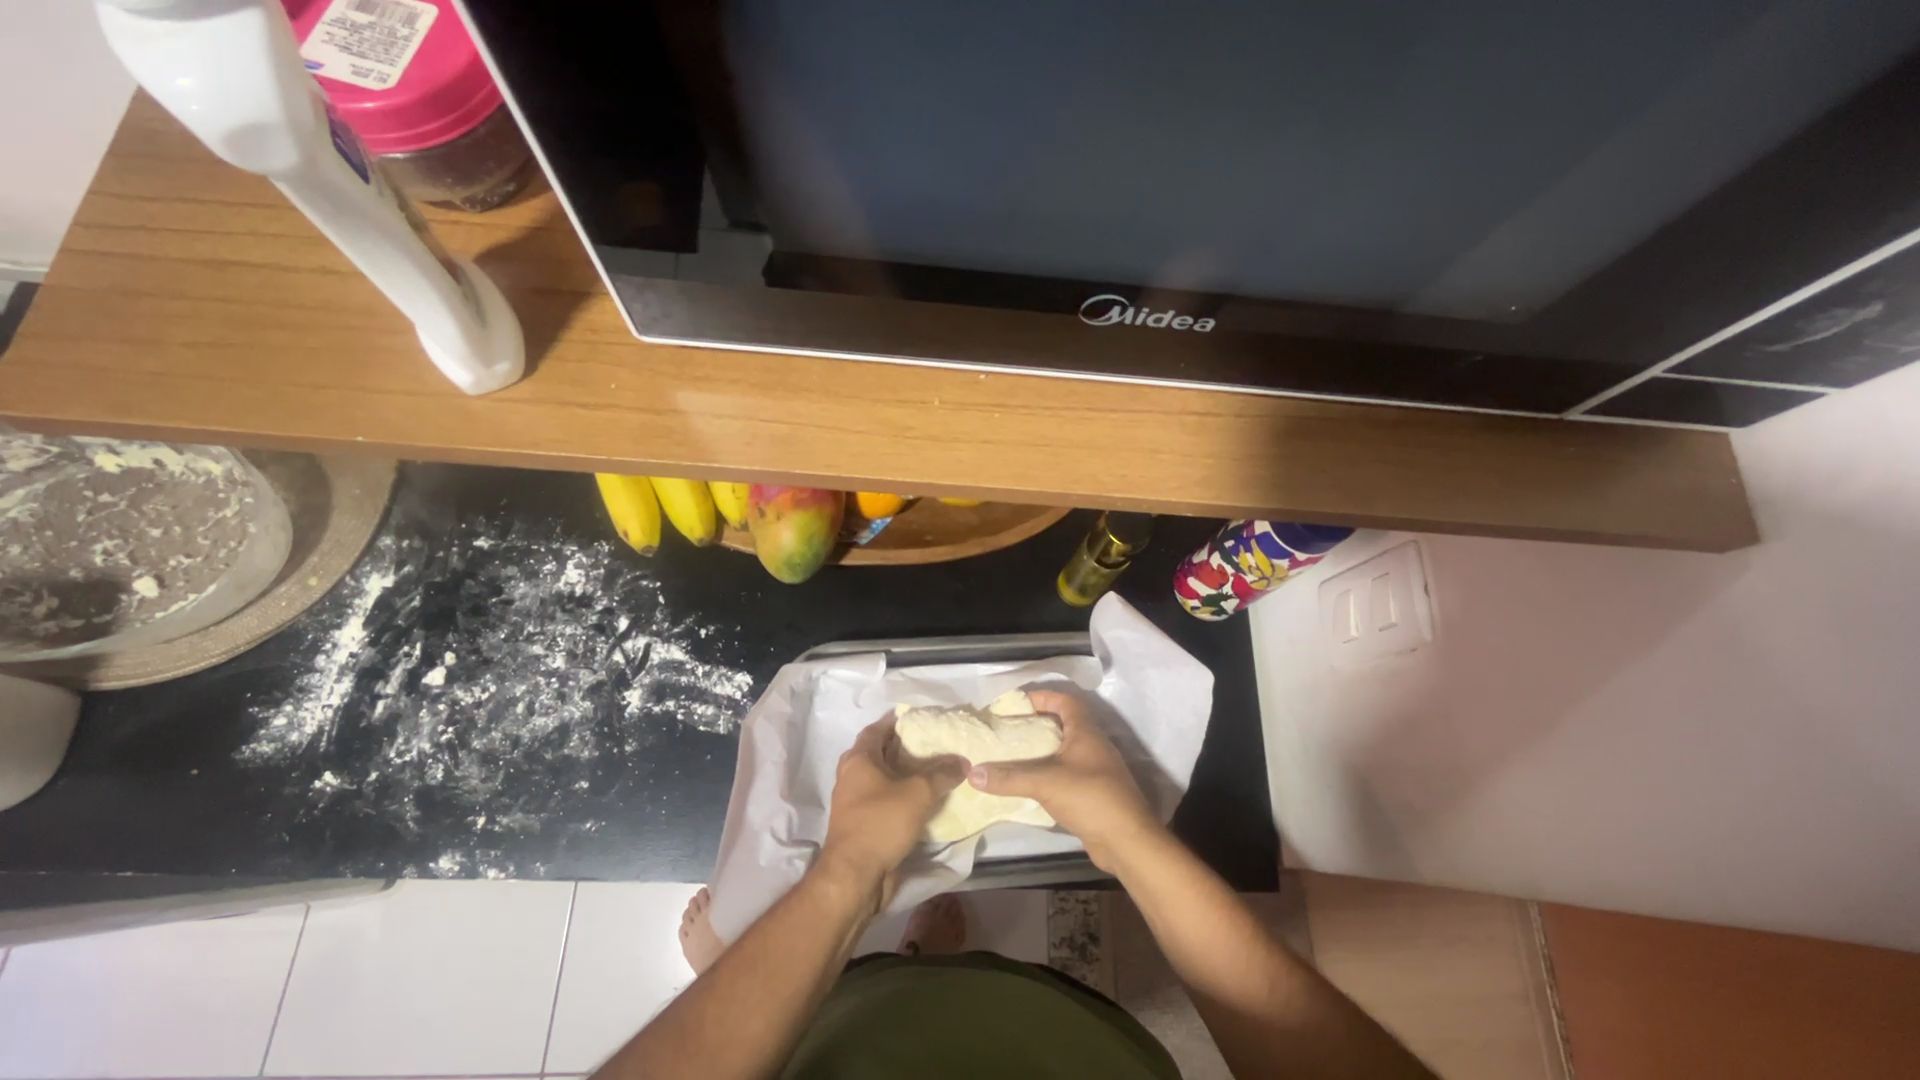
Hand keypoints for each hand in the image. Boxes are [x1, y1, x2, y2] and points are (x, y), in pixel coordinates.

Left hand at [818, 716, 967, 901]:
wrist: (855, 875)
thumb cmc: (881, 822)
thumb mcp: (918, 792)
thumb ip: (942, 774)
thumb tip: (963, 762)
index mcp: (858, 760)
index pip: (876, 729)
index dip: (896, 721)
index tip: (919, 719)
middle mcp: (851, 777)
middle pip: (877, 754)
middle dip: (901, 748)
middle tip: (931, 744)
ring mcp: (854, 803)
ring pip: (880, 780)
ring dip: (902, 776)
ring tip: (932, 771)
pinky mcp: (861, 825)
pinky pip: (883, 802)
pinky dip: (900, 798)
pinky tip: (923, 802)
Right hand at [968, 689, 1162, 871]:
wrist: (1127, 841)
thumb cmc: (1090, 798)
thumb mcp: (1046, 783)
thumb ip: (1009, 777)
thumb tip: (972, 773)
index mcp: (1086, 732)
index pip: (1065, 702)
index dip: (1043, 698)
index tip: (1017, 703)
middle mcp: (1093, 746)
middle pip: (1063, 725)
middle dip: (1036, 725)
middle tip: (1008, 731)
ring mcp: (1095, 771)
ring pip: (1063, 752)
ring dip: (1041, 752)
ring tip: (1011, 756)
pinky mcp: (1093, 794)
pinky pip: (1065, 775)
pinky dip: (1047, 775)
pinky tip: (1027, 785)